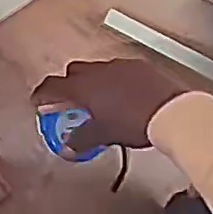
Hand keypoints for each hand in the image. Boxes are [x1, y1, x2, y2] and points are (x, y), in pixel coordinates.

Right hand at [31, 58, 186, 150]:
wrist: (173, 112)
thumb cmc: (132, 123)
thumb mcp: (104, 135)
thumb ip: (82, 139)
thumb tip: (67, 147)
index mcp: (82, 87)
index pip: (52, 86)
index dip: (42, 94)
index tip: (38, 102)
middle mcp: (96, 71)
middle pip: (72, 72)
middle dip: (68, 84)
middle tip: (72, 101)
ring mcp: (119, 65)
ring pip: (96, 69)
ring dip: (93, 81)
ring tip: (101, 99)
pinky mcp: (140, 66)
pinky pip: (119, 70)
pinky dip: (115, 80)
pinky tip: (125, 94)